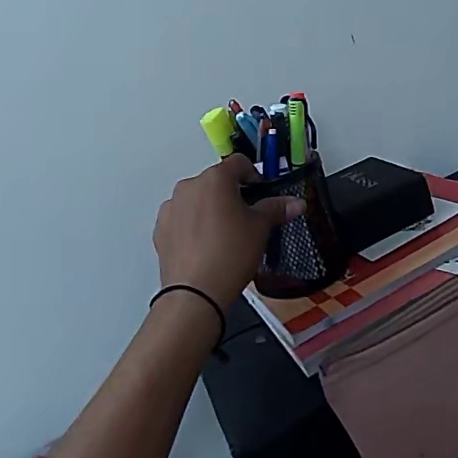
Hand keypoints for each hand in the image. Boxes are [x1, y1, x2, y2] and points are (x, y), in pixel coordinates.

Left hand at [154, 155, 305, 308]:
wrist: (195, 293)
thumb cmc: (231, 254)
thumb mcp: (260, 228)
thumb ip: (277, 208)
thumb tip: (296, 203)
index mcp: (215, 178)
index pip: (238, 163)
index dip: (253, 175)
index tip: (261, 193)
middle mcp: (189, 186)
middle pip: (215, 181)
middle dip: (231, 195)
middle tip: (245, 218)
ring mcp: (171, 207)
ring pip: (197, 199)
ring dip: (210, 209)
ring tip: (223, 236)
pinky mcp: (160, 228)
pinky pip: (181, 218)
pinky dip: (193, 225)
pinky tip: (204, 246)